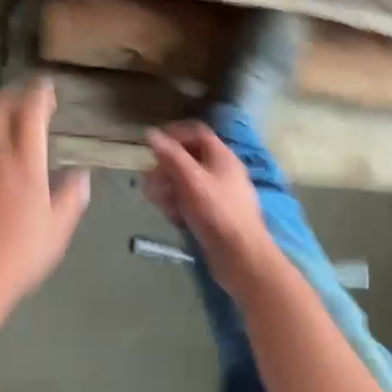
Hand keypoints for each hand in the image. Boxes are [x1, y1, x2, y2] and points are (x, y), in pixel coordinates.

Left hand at [0, 76, 90, 315]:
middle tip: (27, 105)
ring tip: (0, 119)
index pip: (32, 111)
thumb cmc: (17, 258)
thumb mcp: (57, 232)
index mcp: (26, 163)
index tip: (48, 91)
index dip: (41, 94)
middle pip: (1, 104)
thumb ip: (72, 198)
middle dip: (17, 97)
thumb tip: (82, 176)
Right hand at [143, 122, 280, 290]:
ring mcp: (218, 195)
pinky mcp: (214, 216)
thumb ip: (172, 156)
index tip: (153, 145)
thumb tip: (152, 133)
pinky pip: (192, 203)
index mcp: (222, 156)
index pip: (197, 133)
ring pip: (188, 183)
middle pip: (189, 159)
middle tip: (149, 179)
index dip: (174, 134)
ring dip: (169, 189)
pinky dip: (180, 206)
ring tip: (157, 201)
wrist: (242, 258)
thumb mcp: (192, 180)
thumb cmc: (218, 212)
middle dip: (167, 168)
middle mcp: (221, 172)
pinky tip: (173, 217)